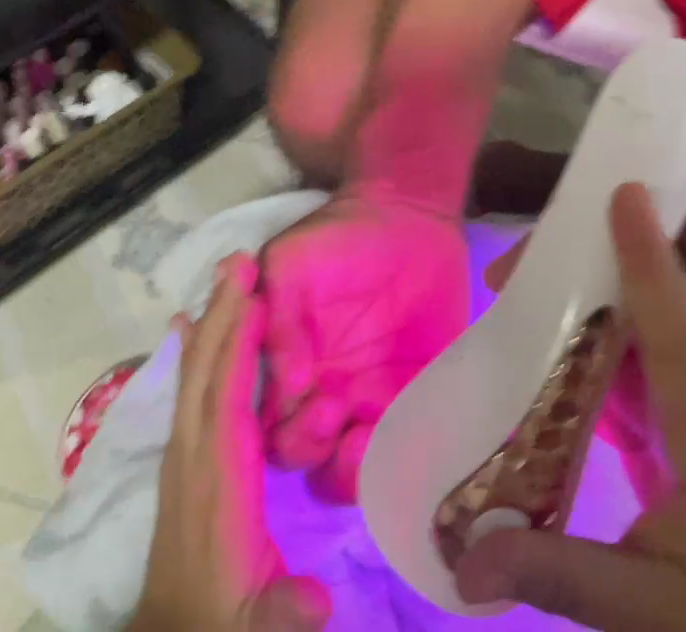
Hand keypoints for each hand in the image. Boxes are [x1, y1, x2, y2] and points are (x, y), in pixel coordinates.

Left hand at [130, 255, 330, 631]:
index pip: (227, 403)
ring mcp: (180, 454)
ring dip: (207, 322)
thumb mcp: (260, 623)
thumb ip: (286, 611)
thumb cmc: (225, 617)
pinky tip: (188, 327)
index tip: (253, 298)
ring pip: (191, 374)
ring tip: (219, 278)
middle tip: (235, 261)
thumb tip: (315, 600)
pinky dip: (191, 351)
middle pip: (203, 372)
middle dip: (221, 314)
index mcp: (219, 484)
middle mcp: (191, 456)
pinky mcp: (179, 457)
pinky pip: (187, 389)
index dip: (238, 349)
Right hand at [258, 193, 470, 501]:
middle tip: (331, 409)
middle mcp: (323, 396)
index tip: (302, 403)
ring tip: (364, 436)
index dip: (279, 432)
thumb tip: (285, 382)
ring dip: (351, 468)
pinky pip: (409, 445)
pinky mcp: (418, 396)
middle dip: (310, 448)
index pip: (266, 430)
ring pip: (353, 468)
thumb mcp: (289, 265)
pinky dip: (403, 454)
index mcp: (287, 372)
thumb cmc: (335, 238)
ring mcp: (371, 401)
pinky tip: (403, 429)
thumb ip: (279, 318)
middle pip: (305, 458)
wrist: (404, 216)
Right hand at [455, 185, 685, 631]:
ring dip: (590, 324)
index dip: (650, 264)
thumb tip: (462, 556)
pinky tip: (553, 368)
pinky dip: (593, 374)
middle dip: (594, 283)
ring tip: (528, 296)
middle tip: (517, 265)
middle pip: (655, 331)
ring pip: (645, 360)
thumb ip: (554, 574)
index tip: (626, 197)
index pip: (677, 337)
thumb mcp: (649, 613)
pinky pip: (635, 400)